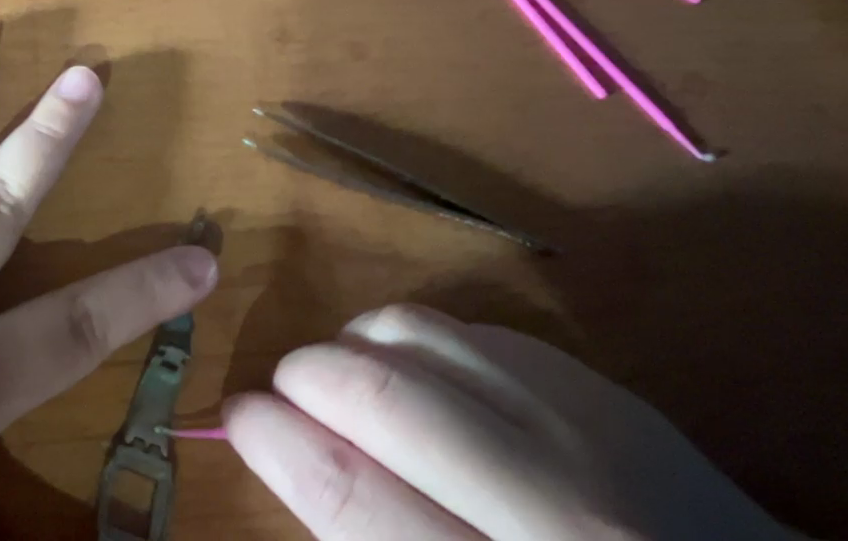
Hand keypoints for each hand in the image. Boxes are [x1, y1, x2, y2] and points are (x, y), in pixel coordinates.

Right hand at [225, 303, 797, 540]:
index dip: (272, 440)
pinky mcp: (608, 390)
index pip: (352, 493)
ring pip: (416, 335)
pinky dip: (415, 345)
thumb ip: (364, 528)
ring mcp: (593, 438)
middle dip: (302, 378)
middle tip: (290, 397)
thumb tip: (273, 439)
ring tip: (354, 385)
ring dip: (353, 347)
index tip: (239, 415)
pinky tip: (425, 383)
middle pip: (376, 392)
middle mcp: (557, 510)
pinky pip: (466, 327)